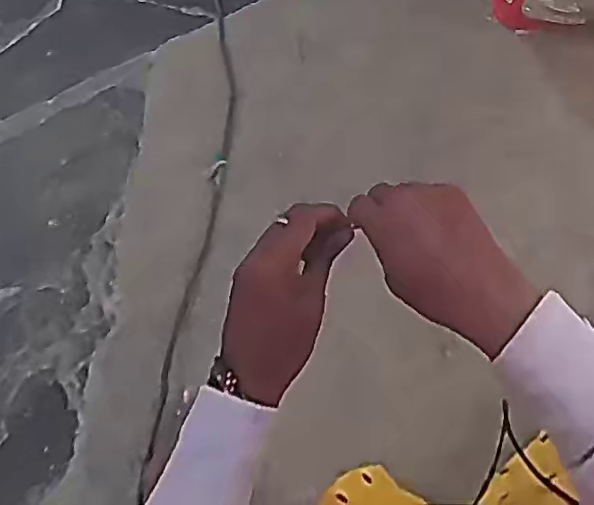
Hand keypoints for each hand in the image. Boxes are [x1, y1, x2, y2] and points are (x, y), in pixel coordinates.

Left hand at [219, 203, 354, 405]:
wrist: (248, 379)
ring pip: (278, 232)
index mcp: (272, 259)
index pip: (301, 218)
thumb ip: (325, 258)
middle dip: (315, 219)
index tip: (348, 221)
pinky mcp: (245, 277)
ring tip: (328, 244)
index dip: (327, 213)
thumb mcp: (313, 298)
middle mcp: (255, 255)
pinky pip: (270, 247)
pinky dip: (289, 245)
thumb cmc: (286, 343)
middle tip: (340, 232)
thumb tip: (341, 232)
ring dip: (302, 231)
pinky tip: (307, 258)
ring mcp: (247, 266)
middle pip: (288, 220)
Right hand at [348, 183, 541, 357]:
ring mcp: (430, 193)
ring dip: (409, 205)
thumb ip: (382, 246)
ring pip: (408, 190)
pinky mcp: (453, 192)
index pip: (360, 204)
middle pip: (383, 192)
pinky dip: (433, 205)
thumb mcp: (393, 276)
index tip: (365, 222)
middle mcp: (405, 200)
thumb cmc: (439, 290)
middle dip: (384, 208)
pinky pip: (433, 193)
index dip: (362, 216)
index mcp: (384, 220)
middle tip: (393, 228)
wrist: (481, 288)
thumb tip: (384, 237)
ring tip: (423, 232)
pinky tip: (441, 228)